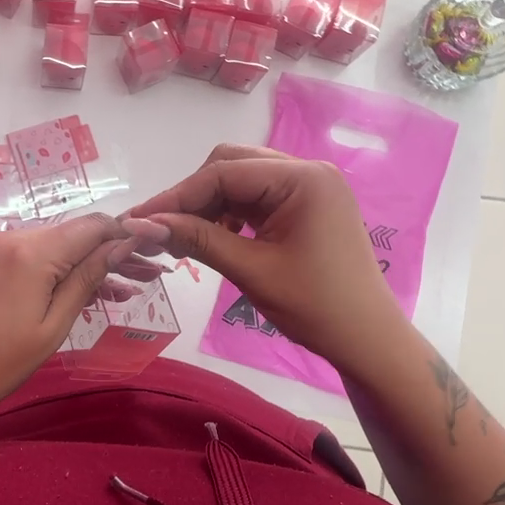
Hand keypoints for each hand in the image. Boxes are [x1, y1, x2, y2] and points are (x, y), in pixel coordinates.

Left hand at [0, 214, 136, 438]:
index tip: (158, 249)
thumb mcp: (52, 325)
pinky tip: (89, 290)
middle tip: (151, 275)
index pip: (94, 225)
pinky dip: (61, 269)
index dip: (129, 233)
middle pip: (76, 233)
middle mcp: (13, 236)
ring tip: (129, 288)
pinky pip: (35, 256)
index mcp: (32, 250)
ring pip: (57, 245)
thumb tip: (123, 245)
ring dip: (90, 262)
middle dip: (114, 250)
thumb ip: (88, 279)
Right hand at [123, 144, 408, 381]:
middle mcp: (307, 171)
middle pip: (230, 165)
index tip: (138, 219)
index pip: (223, 172)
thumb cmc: (314, 306)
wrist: (365, 338)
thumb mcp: (251, 270)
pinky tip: (211, 238)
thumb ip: (198, 240)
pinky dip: (227, 214)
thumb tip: (143, 225)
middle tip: (158, 229)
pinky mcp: (304, 208)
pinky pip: (255, 199)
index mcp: (303, 179)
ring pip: (240, 181)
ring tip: (179, 238)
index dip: (176, 195)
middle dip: (191, 196)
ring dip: (207, 205)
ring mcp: (308, 189)